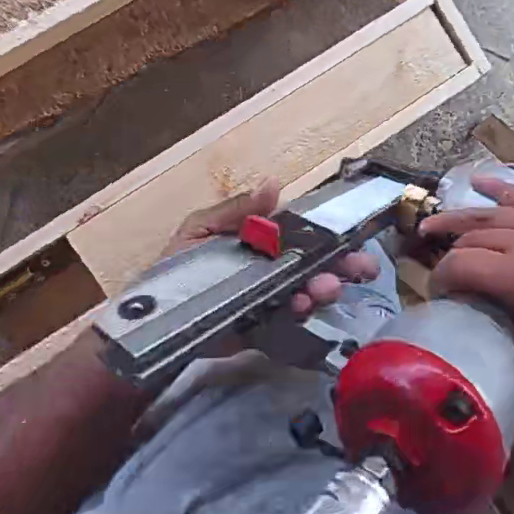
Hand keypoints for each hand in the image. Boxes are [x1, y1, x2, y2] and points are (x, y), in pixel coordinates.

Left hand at [165, 178, 379, 315]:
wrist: (152, 318)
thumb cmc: (176, 267)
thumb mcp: (200, 230)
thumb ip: (236, 212)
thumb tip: (274, 183)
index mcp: (257, 243)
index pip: (301, 236)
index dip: (329, 236)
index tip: (352, 237)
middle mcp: (269, 271)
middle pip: (313, 266)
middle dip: (341, 266)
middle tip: (362, 267)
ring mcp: (268, 302)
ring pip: (305, 295)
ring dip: (321, 290)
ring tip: (325, 288)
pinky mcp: (261, 330)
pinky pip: (287, 324)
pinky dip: (297, 316)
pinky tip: (299, 308)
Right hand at [418, 174, 513, 414]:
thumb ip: (494, 337)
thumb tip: (466, 324)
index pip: (458, 265)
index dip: (439, 282)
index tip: (438, 300)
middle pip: (472, 237)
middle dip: (448, 256)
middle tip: (443, 279)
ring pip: (495, 215)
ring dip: (460, 220)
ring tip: (432, 227)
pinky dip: (502, 189)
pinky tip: (477, 182)